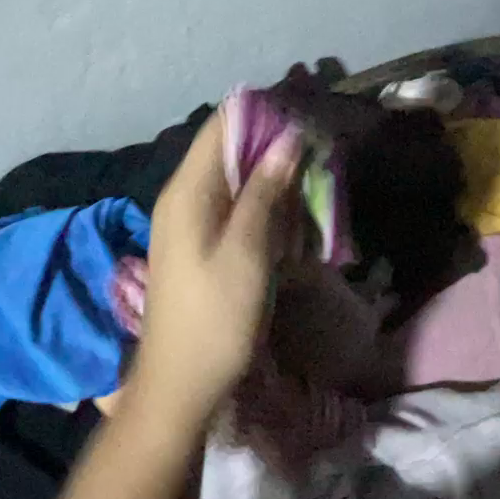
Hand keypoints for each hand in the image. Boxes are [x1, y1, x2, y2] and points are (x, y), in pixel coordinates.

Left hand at [132, 111, 301, 423]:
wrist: (179, 386)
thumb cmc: (214, 319)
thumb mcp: (247, 252)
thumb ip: (264, 192)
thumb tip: (288, 138)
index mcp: (187, 192)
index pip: (220, 127)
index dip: (261, 113)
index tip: (305, 112)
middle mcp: (183, 198)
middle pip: (228, 151)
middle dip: (273, 147)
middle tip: (319, 154)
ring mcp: (189, 223)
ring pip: (235, 180)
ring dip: (272, 180)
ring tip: (312, 185)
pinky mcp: (200, 245)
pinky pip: (234, 209)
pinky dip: (262, 207)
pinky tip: (290, 221)